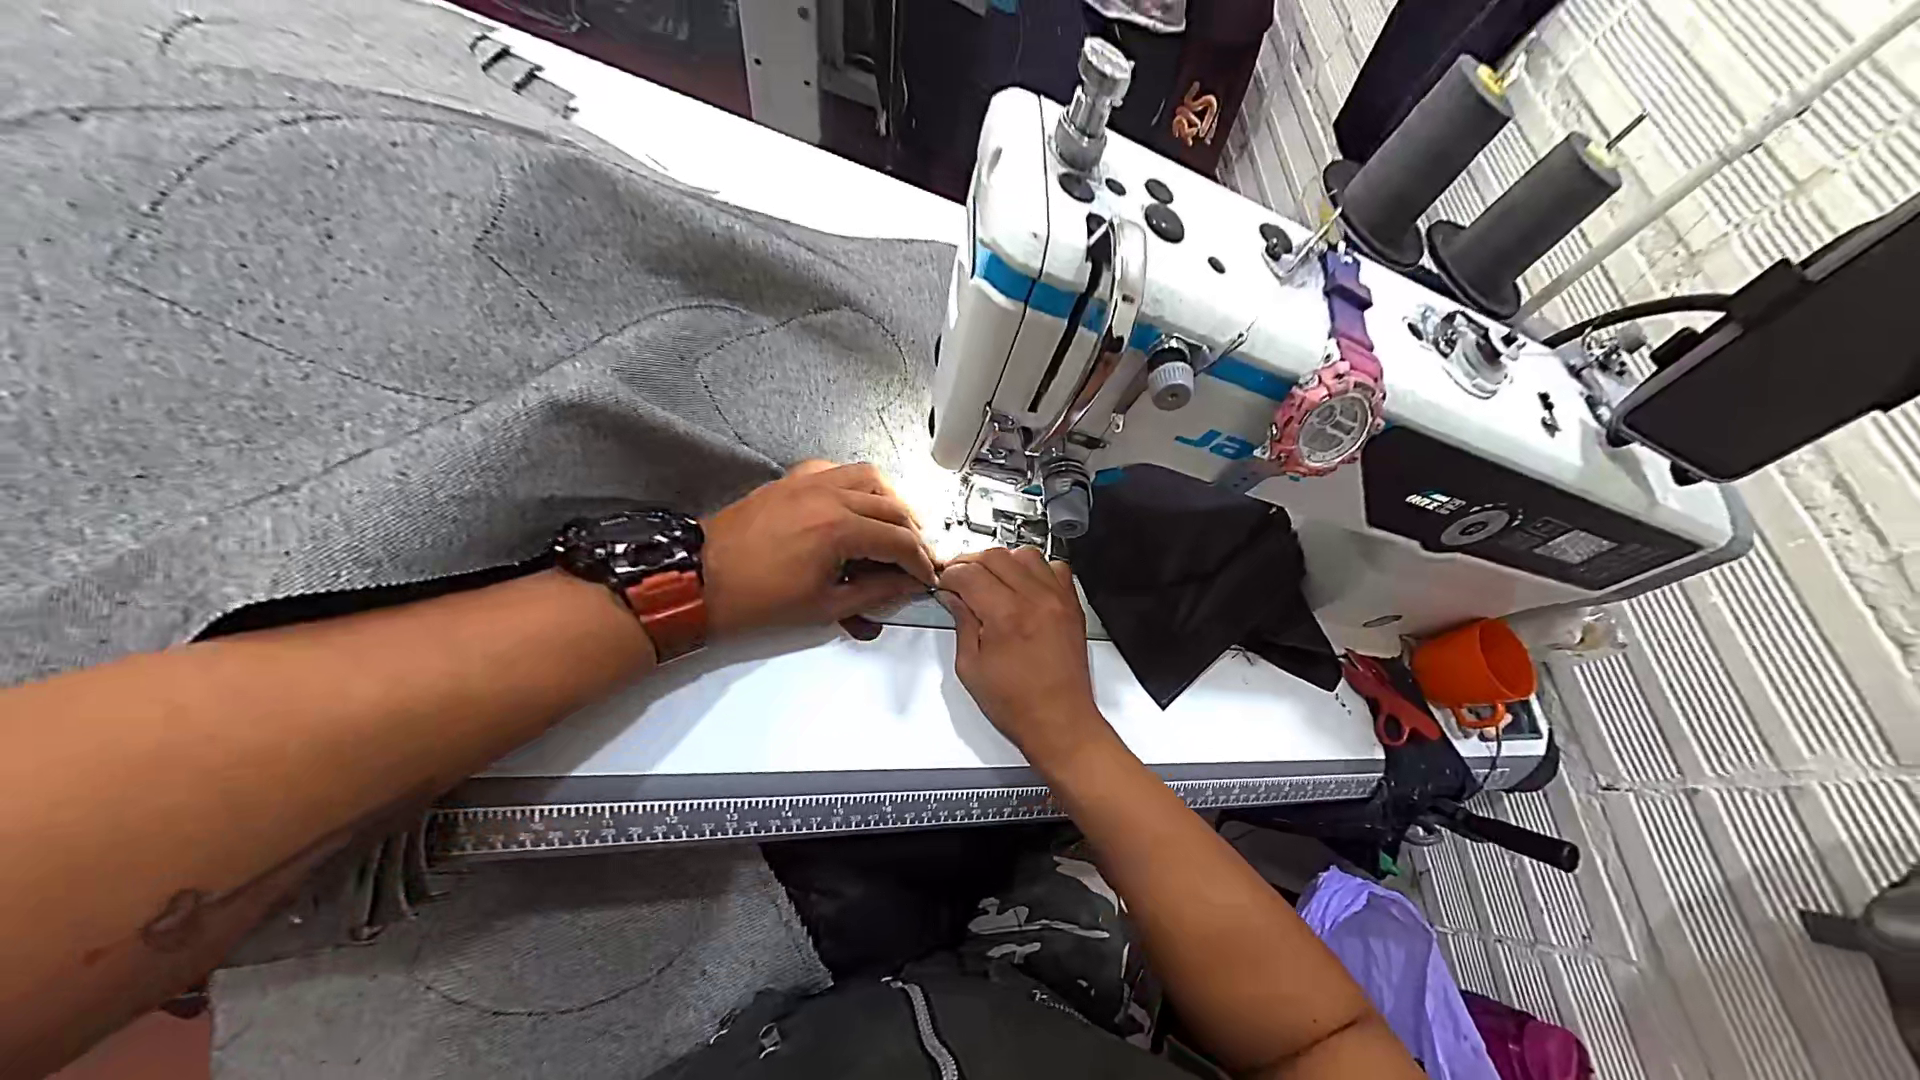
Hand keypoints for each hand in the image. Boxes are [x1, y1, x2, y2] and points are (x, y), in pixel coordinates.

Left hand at [702, 461, 936, 637]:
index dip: (920, 561)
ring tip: (897, 524)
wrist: (700, 581)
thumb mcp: (824, 606)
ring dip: (891, 500)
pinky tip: (857, 501)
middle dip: (913, 533)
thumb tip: (903, 585)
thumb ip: (875, 592)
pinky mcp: (790, 481)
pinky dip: (856, 482)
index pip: (899, 540)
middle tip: (917, 556)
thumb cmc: (752, 598)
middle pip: (893, 507)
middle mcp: (827, 496)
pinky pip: (835, 469)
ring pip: (870, 476)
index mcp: (838, 529)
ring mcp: (808, 483)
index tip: (925, 575)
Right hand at [937, 547, 1116, 770]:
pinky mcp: (1072, 606)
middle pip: (995, 556)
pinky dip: (1037, 569)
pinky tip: (1024, 584)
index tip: (945, 583)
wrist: (1060, 723)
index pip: (969, 572)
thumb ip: (961, 623)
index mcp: (1006, 615)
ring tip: (990, 579)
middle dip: (970, 563)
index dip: (949, 575)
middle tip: (959, 579)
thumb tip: (954, 598)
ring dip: (1002, 561)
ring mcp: (1058, 600)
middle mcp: (1036, 600)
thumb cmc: (1020, 706)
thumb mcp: (971, 667)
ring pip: (1025, 554)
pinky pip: (1056, 568)